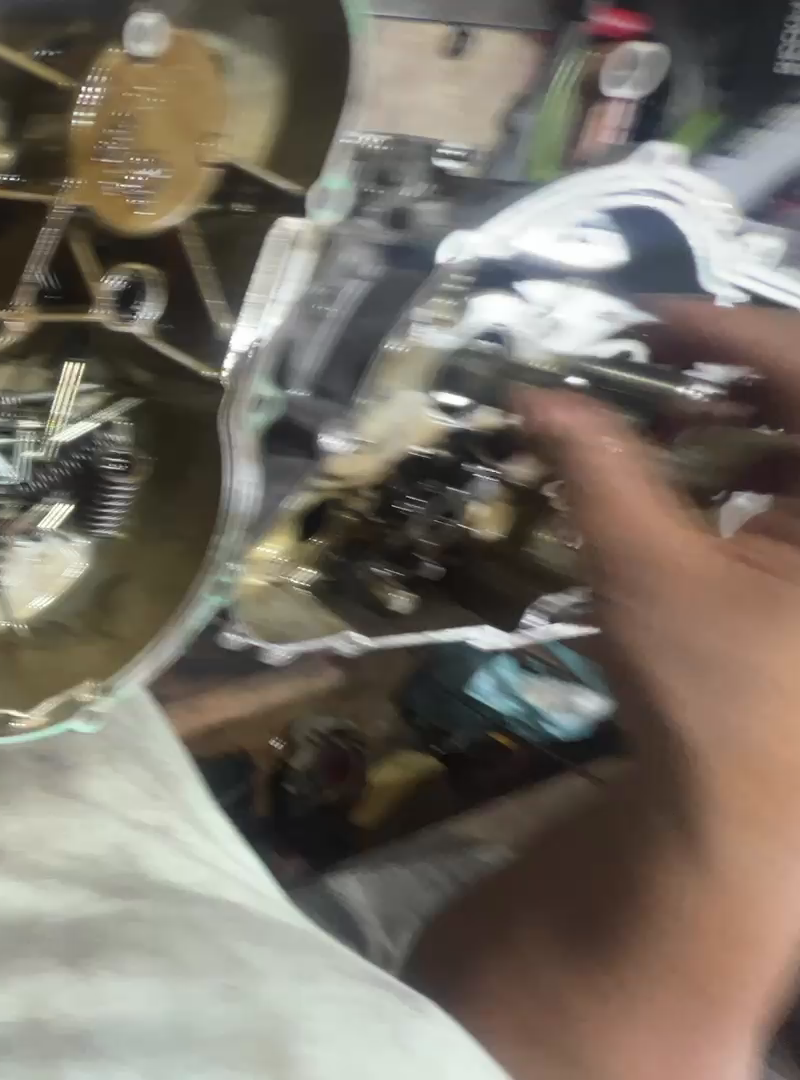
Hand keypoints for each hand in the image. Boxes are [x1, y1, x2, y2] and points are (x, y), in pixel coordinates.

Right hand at [520, 302, 799, 850]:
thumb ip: (595, 469)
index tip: (639, 316)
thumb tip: (536, 396)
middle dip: (733, 368)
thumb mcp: (641, 565)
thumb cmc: (710, 681)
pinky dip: (746, 460)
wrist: (753, 787)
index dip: (728, 334)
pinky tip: (686, 470)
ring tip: (650, 419)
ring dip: (734, 414)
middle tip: (639, 362)